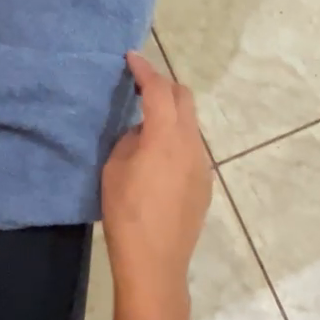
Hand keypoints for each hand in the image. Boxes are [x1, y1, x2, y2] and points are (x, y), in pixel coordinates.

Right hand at [101, 52, 213, 314]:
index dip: (144, 70)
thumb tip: (142, 131)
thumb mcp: (115, 168)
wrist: (155, 262)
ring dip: (170, 113)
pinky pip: (191, 146)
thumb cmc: (126, 212)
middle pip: (184, 99)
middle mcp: (192, 144)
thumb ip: (130, 139)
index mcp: (166, 136)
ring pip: (189, 123)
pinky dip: (175, 137)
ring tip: (144, 121)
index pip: (159, 90)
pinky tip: (156, 155)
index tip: (130, 57)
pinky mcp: (204, 183)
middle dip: (162, 85)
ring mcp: (202, 164)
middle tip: (138, 85)